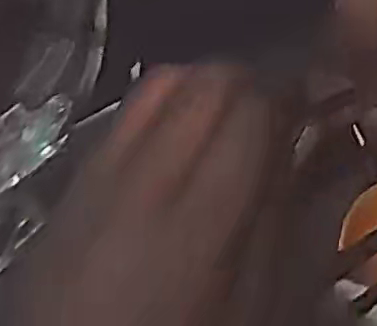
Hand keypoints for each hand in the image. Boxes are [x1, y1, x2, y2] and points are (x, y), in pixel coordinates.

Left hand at [11, 65, 285, 325]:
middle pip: (210, 82)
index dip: (290, 94)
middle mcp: (140, 191)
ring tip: (227, 114)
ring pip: (165, 81)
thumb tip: (305, 136)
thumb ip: (281, 207)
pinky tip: (181, 134)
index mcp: (196, 225)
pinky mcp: (70, 188)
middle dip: (251, 81)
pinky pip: (127, 113)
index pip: (255, 109)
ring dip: (207, 85)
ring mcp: (96, 185)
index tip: (306, 104)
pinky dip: (165, 104)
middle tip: (272, 107)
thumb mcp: (252, 295)